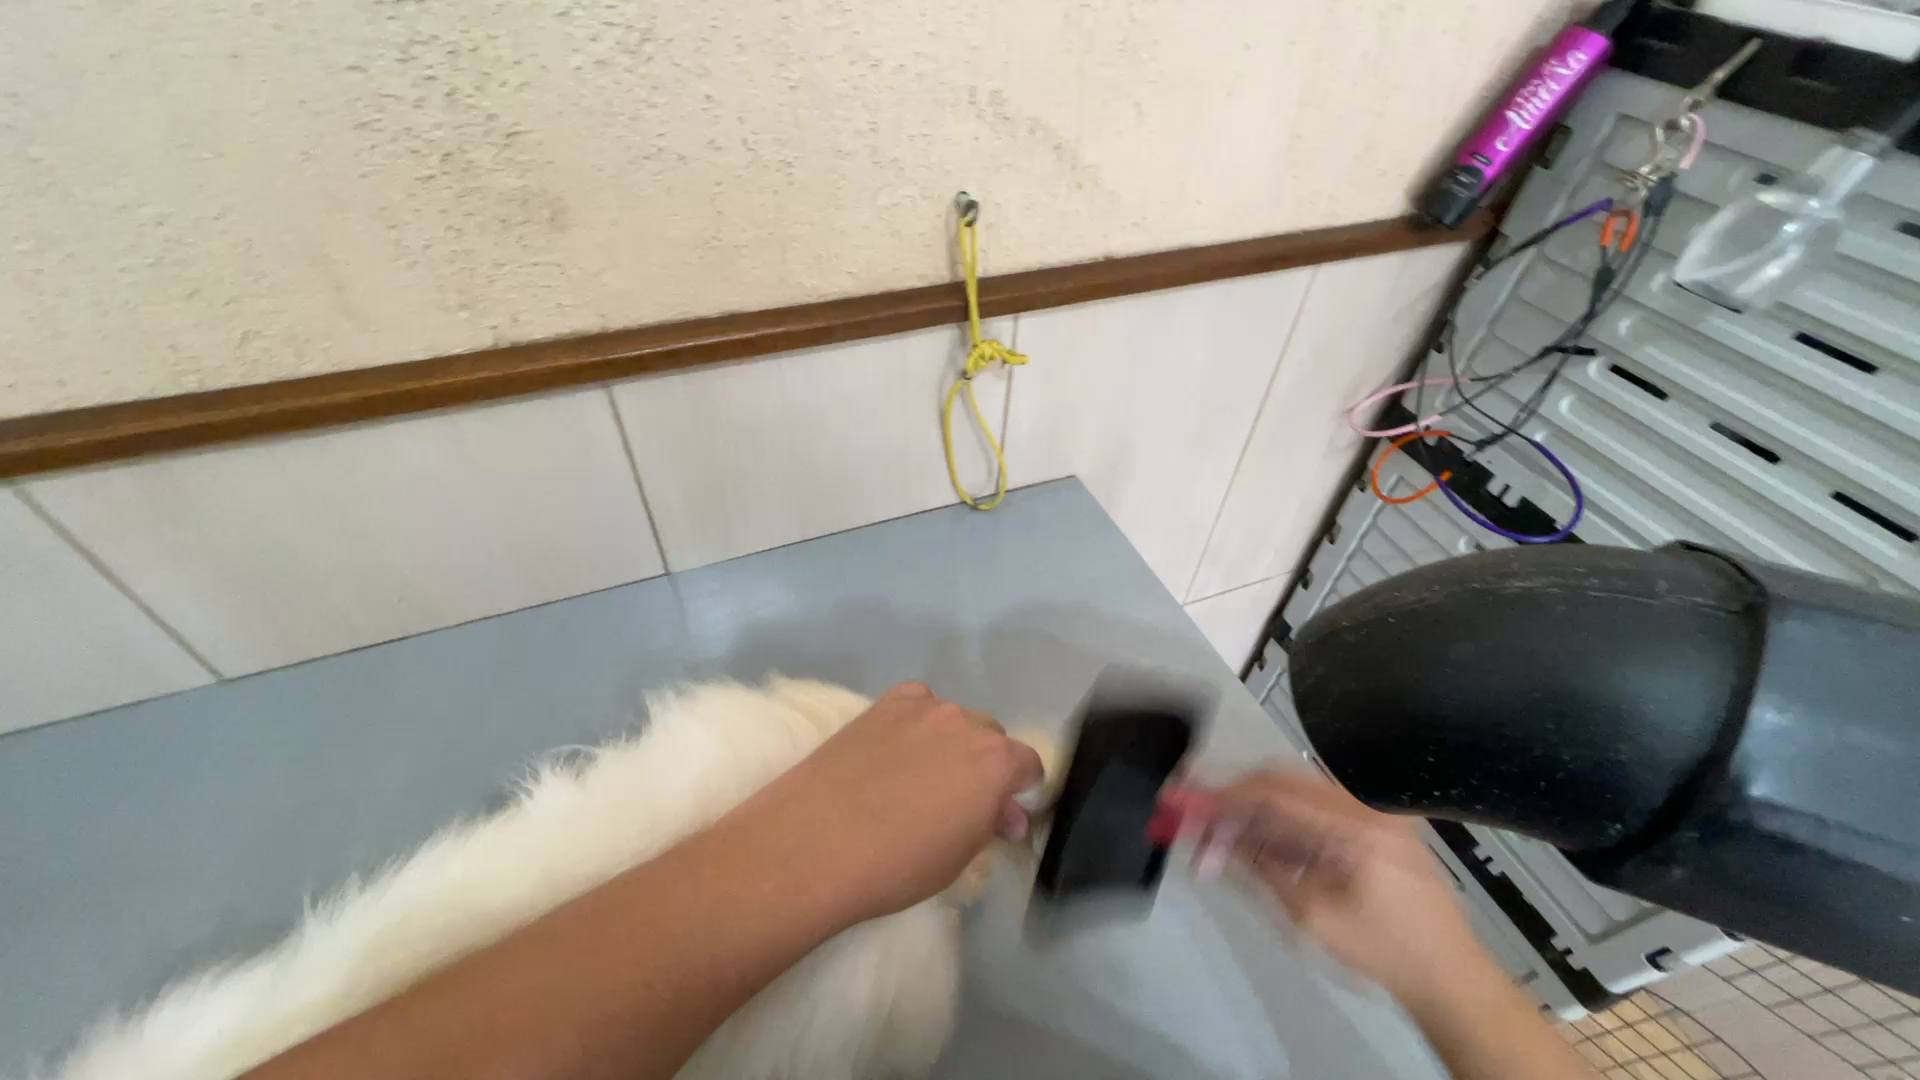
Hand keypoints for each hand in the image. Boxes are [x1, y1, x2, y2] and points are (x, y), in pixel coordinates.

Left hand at [730, 681, 1044, 925]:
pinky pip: (917, 704)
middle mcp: (966, 723)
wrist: (813, 843)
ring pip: (953, 720)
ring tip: (917, 776)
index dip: (1019, 790)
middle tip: (957, 801)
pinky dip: (916, 723)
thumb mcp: (959, 858)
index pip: (1029, 764)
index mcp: (996, 762)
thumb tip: (1004, 812)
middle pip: (991, 737)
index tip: (1000, 814)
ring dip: (949, 743)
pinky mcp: (883, 703)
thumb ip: (989, 824)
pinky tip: (892, 751)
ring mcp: (923, 707)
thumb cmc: (896, 865)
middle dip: (984, 765)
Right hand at [1206, 770, 1489, 1003]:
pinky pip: (1316, 806)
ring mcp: (1373, 812)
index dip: (1224, 794)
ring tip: (1222, 834)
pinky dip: (1282, 818)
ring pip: (1297, 790)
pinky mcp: (1375, 823)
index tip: (1186, 799)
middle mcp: (1364, 806)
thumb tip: (1213, 840)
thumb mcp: (1311, 916)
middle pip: (1282, 781)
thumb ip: (1261, 868)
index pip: (1274, 793)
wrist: (1451, 977)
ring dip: (1255, 808)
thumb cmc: (1381, 952)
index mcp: (1354, 827)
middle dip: (1234, 797)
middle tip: (1197, 816)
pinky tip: (1262, 842)